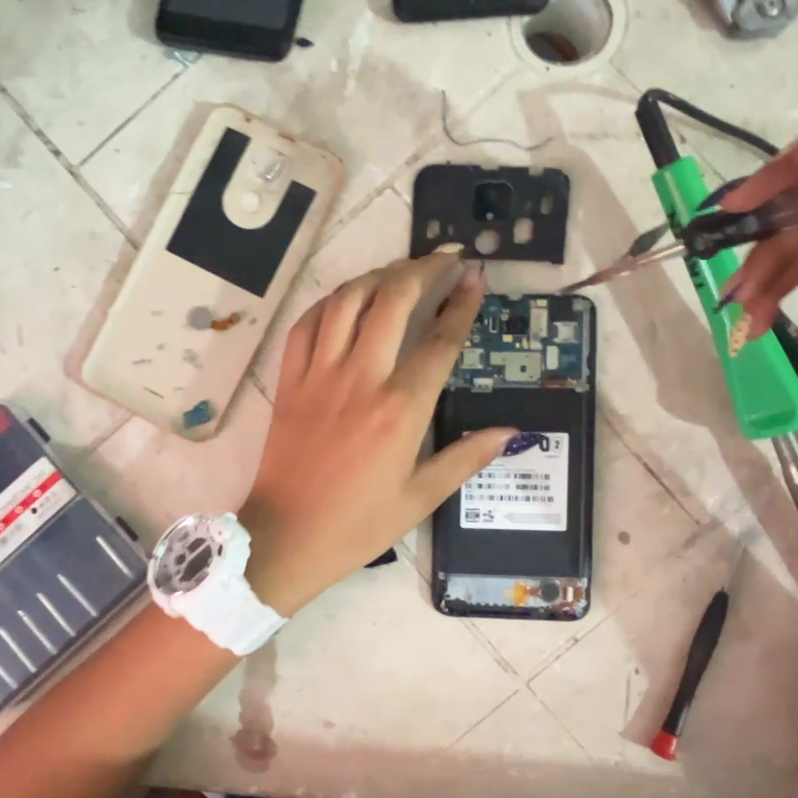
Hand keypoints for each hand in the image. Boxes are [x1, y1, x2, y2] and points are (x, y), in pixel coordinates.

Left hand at [240, 252, 516, 615]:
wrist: (286, 537)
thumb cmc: (357, 526)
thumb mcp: (420, 500)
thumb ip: (465, 459)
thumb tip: (511, 431)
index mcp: (400, 410)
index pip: (439, 341)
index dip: (462, 304)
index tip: (477, 278)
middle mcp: (360, 379)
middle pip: (392, 300)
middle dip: (424, 269)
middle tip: (445, 260)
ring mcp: (318, 375)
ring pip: (347, 301)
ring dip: (377, 275)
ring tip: (401, 270)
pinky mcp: (289, 381)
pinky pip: (307, 324)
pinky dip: (330, 302)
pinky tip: (347, 299)